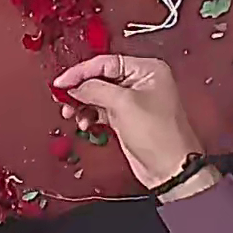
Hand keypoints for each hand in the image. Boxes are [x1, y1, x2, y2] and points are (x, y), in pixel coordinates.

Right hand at [53, 55, 204, 190]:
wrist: (170, 170)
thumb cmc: (160, 136)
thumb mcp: (124, 105)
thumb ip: (96, 90)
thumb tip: (75, 85)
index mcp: (147, 69)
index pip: (106, 62)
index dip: (81, 71)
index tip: (62, 81)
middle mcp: (141, 81)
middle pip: (101, 77)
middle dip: (81, 88)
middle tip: (63, 98)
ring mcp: (134, 100)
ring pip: (98, 94)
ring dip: (82, 103)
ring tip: (72, 113)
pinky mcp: (127, 116)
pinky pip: (102, 108)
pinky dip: (90, 114)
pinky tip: (85, 122)